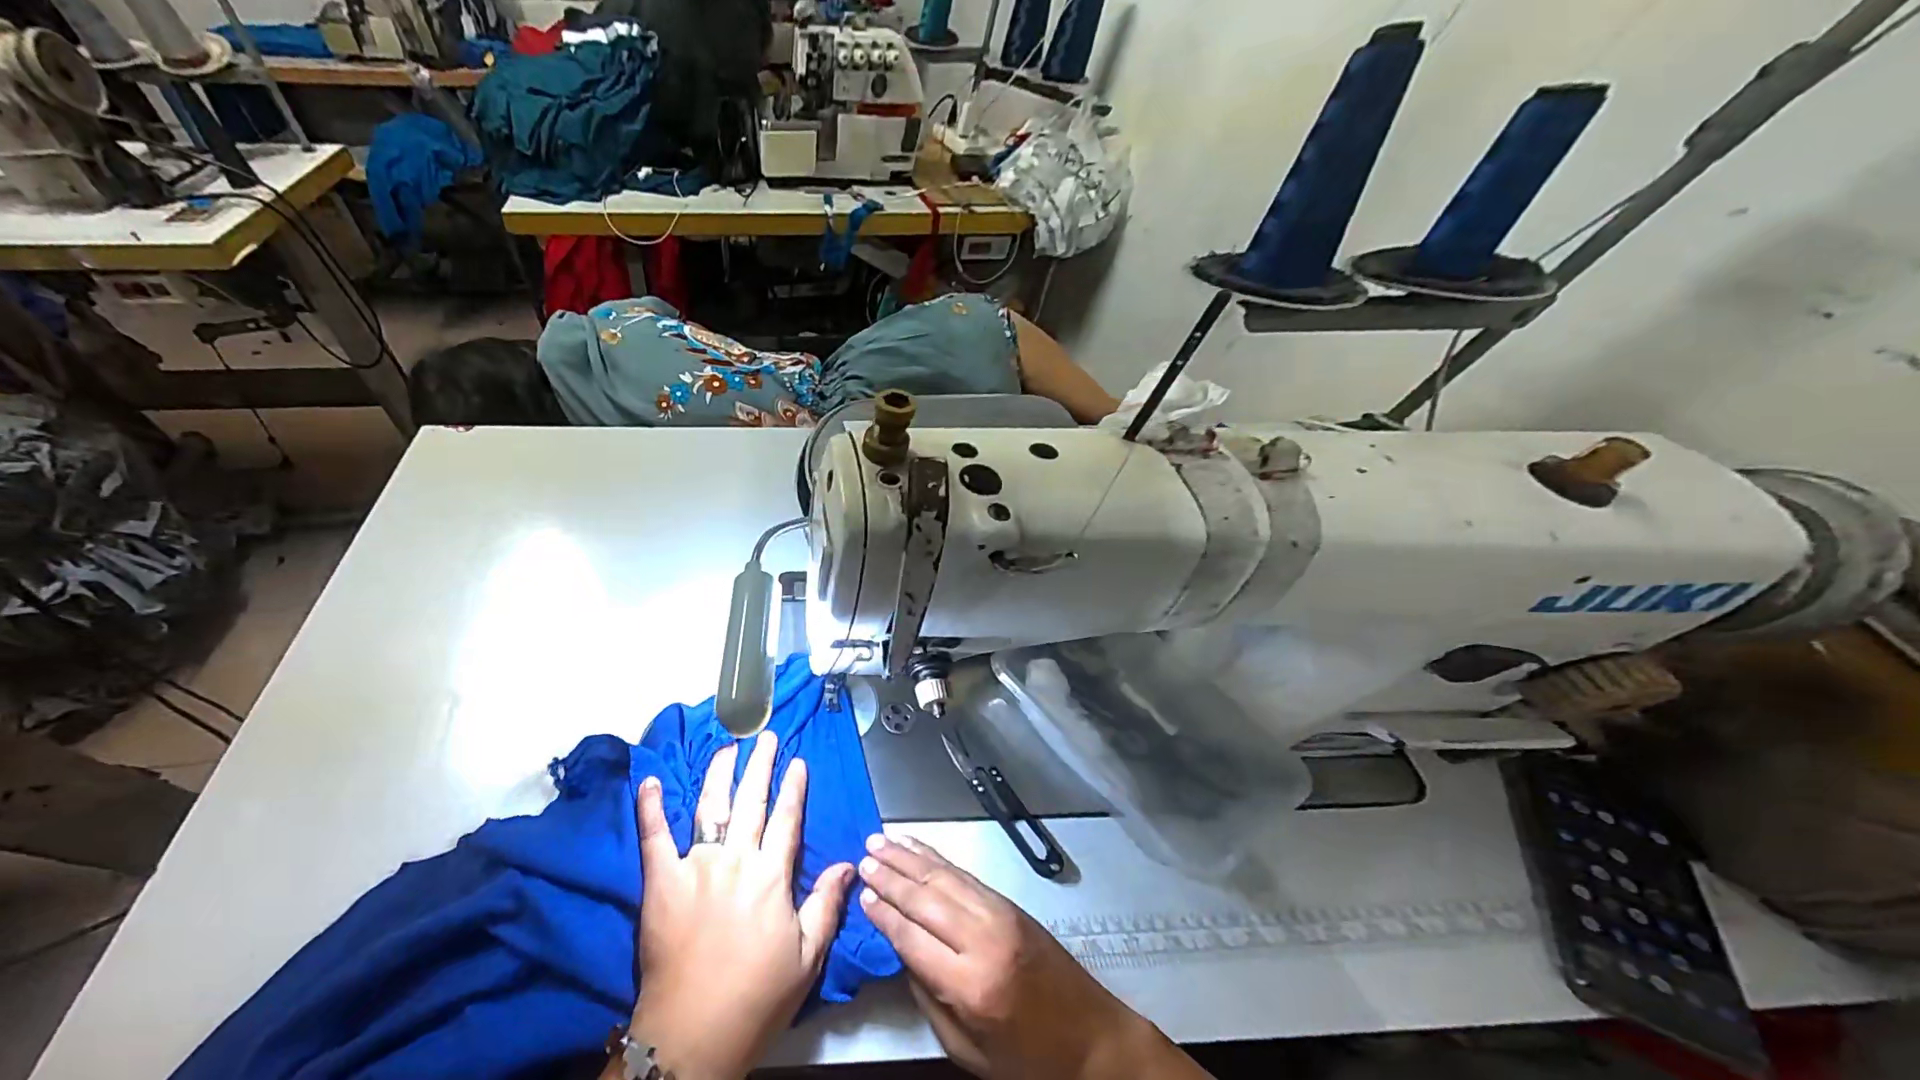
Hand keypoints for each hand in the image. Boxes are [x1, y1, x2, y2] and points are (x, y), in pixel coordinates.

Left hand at [613, 732, 856, 1079]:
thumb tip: (849, 864)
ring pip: (710, 808)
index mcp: (772, 876)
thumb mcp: (806, 956)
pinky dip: (652, 808)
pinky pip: (654, 838)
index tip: (798, 761)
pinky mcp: (660, 883)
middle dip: (761, 766)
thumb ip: (826, 903)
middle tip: (766, 737)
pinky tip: (652, 782)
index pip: (787, 819)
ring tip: (726, 747)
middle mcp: (735, 860)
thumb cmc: (756, 997)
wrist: (691, 1035)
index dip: (794, 787)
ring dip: (719, 773)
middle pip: (751, 802)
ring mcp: (695, 868)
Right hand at [858, 835, 1198, 1079]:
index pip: (914, 937)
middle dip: (892, 876)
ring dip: (911, 858)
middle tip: (864, 856)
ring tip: (882, 841)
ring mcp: (1001, 915)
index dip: (885, 913)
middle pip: (927, 898)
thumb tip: (903, 952)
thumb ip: (930, 998)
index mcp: (971, 983)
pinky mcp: (1011, 905)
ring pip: (946, 878)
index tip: (862, 893)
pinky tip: (921, 850)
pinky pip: (967, 877)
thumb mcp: (968, 1048)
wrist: (1091, 1037)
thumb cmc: (1027, 1056)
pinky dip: (940, 860)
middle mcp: (985, 938)